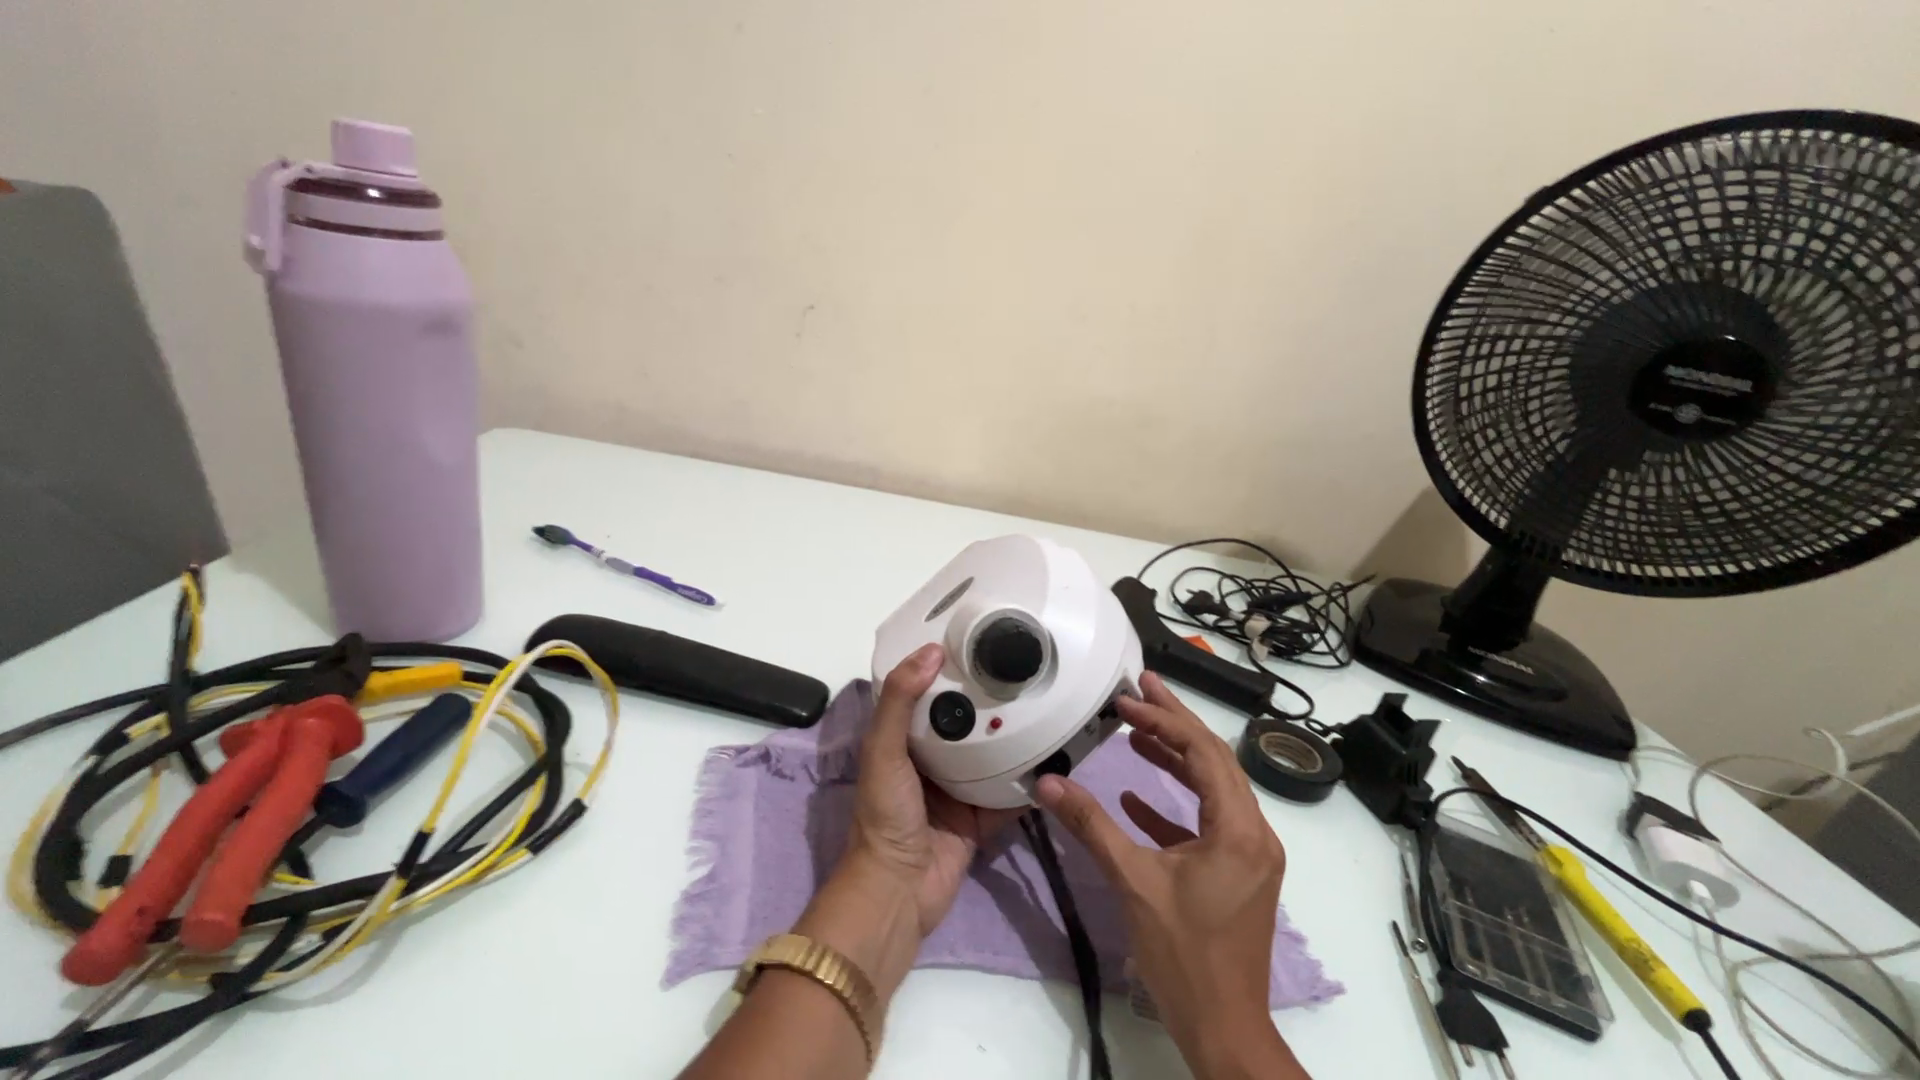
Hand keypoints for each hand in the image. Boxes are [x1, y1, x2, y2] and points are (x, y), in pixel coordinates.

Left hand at [797, 644, 1021, 999]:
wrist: (901, 889)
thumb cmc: (886, 814)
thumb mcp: (883, 751)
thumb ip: (900, 702)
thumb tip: (931, 651)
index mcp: (905, 741)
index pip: (928, 695)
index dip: (948, 669)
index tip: (980, 639)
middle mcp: (933, 760)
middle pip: (967, 723)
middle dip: (991, 701)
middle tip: (1027, 668)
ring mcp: (961, 789)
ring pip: (993, 754)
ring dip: (1015, 736)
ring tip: (1049, 702)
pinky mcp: (984, 816)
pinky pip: (1012, 791)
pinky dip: (1032, 778)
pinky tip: (1058, 753)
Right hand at [1035, 673, 1305, 1079]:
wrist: (1223, 1025)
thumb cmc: (1184, 954)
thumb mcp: (1134, 883)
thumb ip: (1092, 826)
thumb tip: (1049, 782)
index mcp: (1238, 828)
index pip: (1204, 753)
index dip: (1164, 719)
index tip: (1126, 699)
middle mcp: (1255, 833)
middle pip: (1215, 761)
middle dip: (1175, 723)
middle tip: (1139, 689)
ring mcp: (1251, 854)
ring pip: (1213, 788)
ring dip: (1175, 759)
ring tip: (1135, 731)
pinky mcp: (1238, 872)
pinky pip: (1208, 822)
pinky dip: (1175, 804)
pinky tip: (1136, 797)